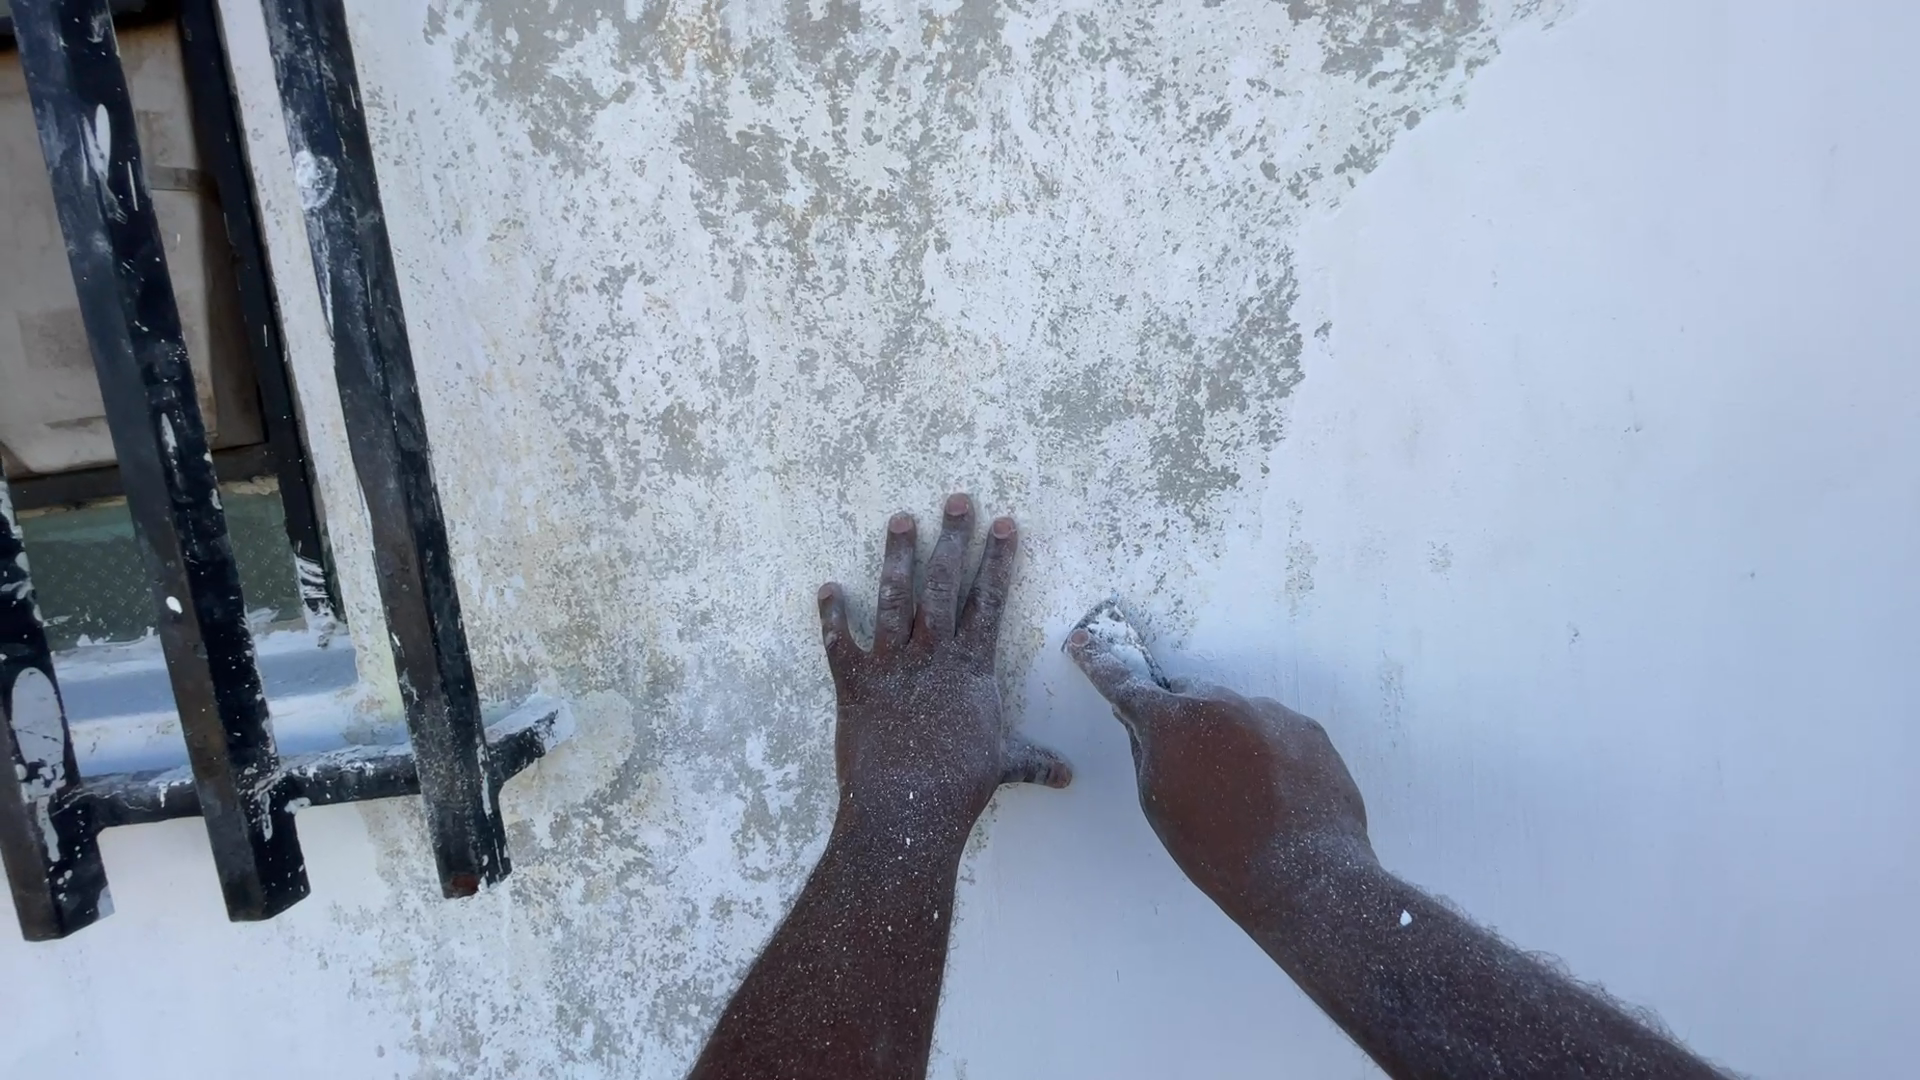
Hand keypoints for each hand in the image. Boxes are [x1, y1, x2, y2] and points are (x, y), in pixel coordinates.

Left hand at [818, 495, 1070, 847]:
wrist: (904, 811)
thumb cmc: (957, 788)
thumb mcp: (1000, 766)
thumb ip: (1031, 762)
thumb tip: (1067, 778)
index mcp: (970, 668)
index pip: (989, 601)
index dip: (997, 560)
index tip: (1004, 524)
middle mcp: (931, 655)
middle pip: (943, 584)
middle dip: (952, 539)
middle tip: (955, 499)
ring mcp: (890, 665)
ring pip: (894, 598)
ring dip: (897, 556)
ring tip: (900, 518)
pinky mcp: (854, 683)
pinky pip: (838, 642)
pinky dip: (831, 616)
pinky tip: (826, 588)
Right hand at [1066, 627, 1372, 925]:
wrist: (1305, 879)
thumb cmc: (1216, 850)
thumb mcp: (1158, 804)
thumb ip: (1144, 751)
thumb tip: (1139, 722)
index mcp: (1171, 721)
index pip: (1122, 683)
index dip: (1098, 662)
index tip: (1081, 641)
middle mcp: (1219, 702)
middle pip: (1186, 695)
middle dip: (1180, 717)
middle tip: (1190, 764)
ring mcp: (1268, 711)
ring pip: (1232, 712)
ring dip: (1227, 736)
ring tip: (1244, 792)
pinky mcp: (1307, 728)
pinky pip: (1272, 728)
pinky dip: (1266, 749)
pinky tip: (1276, 792)